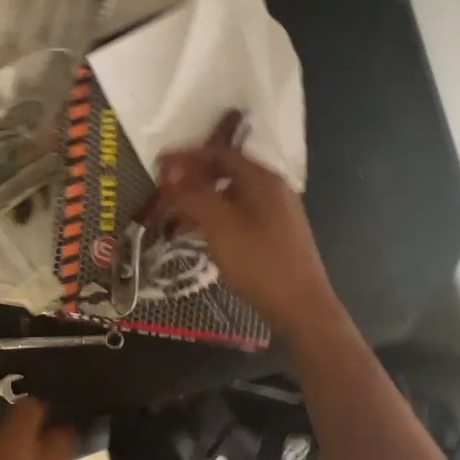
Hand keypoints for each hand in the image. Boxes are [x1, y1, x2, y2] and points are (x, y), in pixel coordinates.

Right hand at [155, 146, 340, 338]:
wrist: (300, 306)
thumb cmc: (259, 262)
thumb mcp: (220, 225)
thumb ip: (194, 195)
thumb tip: (170, 172)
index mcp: (263, 180)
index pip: (221, 153)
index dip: (187, 157)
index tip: (159, 165)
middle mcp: (272, 190)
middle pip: (226, 173)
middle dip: (192, 180)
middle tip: (164, 191)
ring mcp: (276, 213)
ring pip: (231, 197)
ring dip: (200, 202)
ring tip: (173, 215)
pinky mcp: (274, 235)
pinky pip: (238, 216)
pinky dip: (214, 219)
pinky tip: (198, 234)